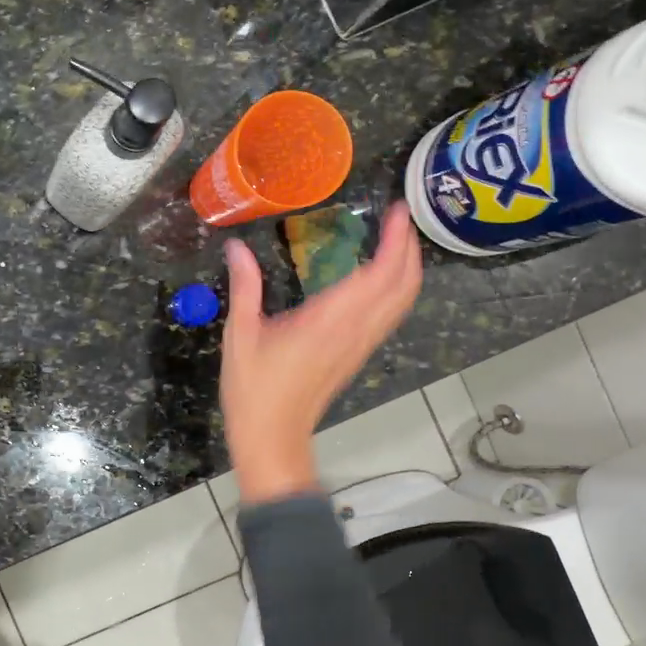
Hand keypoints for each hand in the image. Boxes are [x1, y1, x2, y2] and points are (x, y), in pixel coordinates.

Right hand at [220, 202, 422, 502]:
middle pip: (403, 284)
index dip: (395, 240)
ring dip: (408, 267)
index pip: (378, 274)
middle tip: (399, 217)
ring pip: (402, 301)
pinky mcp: (358, 353)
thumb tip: (236, 247)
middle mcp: (355, 330)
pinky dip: (398, 290)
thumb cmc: (253, 388)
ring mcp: (361, 344)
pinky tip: (382, 278)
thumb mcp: (240, 334)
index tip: (397, 210)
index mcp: (329, 321)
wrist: (272, 436)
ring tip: (397, 239)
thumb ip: (245, 288)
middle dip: (409, 247)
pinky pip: (390, 315)